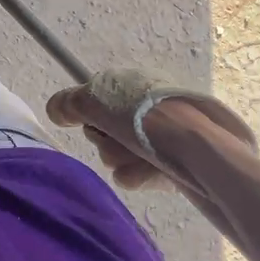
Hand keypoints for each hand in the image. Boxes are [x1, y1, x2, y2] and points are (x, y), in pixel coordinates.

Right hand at [46, 69, 257, 192]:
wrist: (204, 155)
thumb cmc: (147, 120)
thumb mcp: (98, 102)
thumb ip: (70, 103)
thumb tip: (55, 110)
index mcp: (130, 85)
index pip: (93, 99)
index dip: (88, 112)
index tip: (91, 122)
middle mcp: (145, 107)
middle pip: (103, 129)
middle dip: (106, 140)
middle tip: (118, 141)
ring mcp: (161, 138)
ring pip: (119, 154)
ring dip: (122, 159)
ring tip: (139, 160)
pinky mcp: (174, 166)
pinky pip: (140, 173)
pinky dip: (140, 175)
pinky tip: (150, 174)